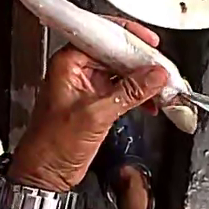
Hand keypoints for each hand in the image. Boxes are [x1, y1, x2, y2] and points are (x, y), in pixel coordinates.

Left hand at [11, 19, 170, 191]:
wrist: (45, 173)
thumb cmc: (52, 144)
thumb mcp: (95, 115)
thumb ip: (128, 93)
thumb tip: (155, 75)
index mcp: (68, 63)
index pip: (101, 35)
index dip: (127, 35)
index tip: (149, 42)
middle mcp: (76, 70)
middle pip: (115, 53)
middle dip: (141, 61)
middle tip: (163, 67)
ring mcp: (87, 86)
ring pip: (121, 72)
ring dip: (143, 80)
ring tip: (163, 87)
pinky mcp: (95, 102)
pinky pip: (122, 90)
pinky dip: (138, 95)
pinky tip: (153, 102)